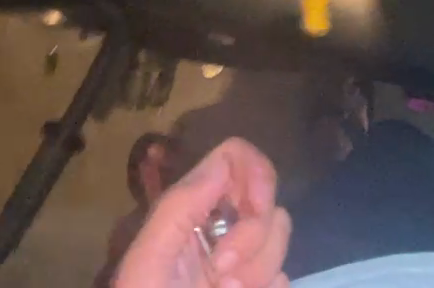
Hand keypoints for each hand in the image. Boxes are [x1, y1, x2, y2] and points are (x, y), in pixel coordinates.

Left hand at [114, 138, 292, 287]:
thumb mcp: (148, 266)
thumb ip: (180, 208)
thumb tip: (225, 162)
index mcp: (188, 214)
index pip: (234, 159)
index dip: (253, 172)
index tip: (252, 208)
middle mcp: (217, 230)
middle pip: (265, 196)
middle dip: (252, 236)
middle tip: (223, 277)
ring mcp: (241, 266)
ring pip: (280, 235)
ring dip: (259, 270)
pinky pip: (285, 277)